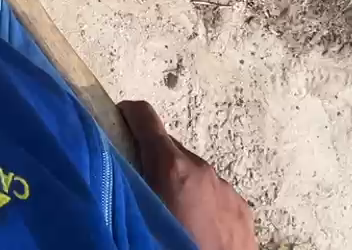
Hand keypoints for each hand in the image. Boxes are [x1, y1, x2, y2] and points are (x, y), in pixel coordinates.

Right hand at [120, 101, 255, 249]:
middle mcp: (201, 169)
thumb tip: (107, 167)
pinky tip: (196, 228)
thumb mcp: (138, 213)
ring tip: (171, 215)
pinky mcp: (244, 211)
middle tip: (141, 188)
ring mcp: (227, 190)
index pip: (143, 115)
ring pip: (192, 170)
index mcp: (172, 167)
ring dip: (178, 182)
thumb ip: (126, 184)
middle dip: (152, 159)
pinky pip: (214, 192)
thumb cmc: (168, 244)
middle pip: (168, 146)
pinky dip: (201, 200)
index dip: (126, 115)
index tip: (116, 126)